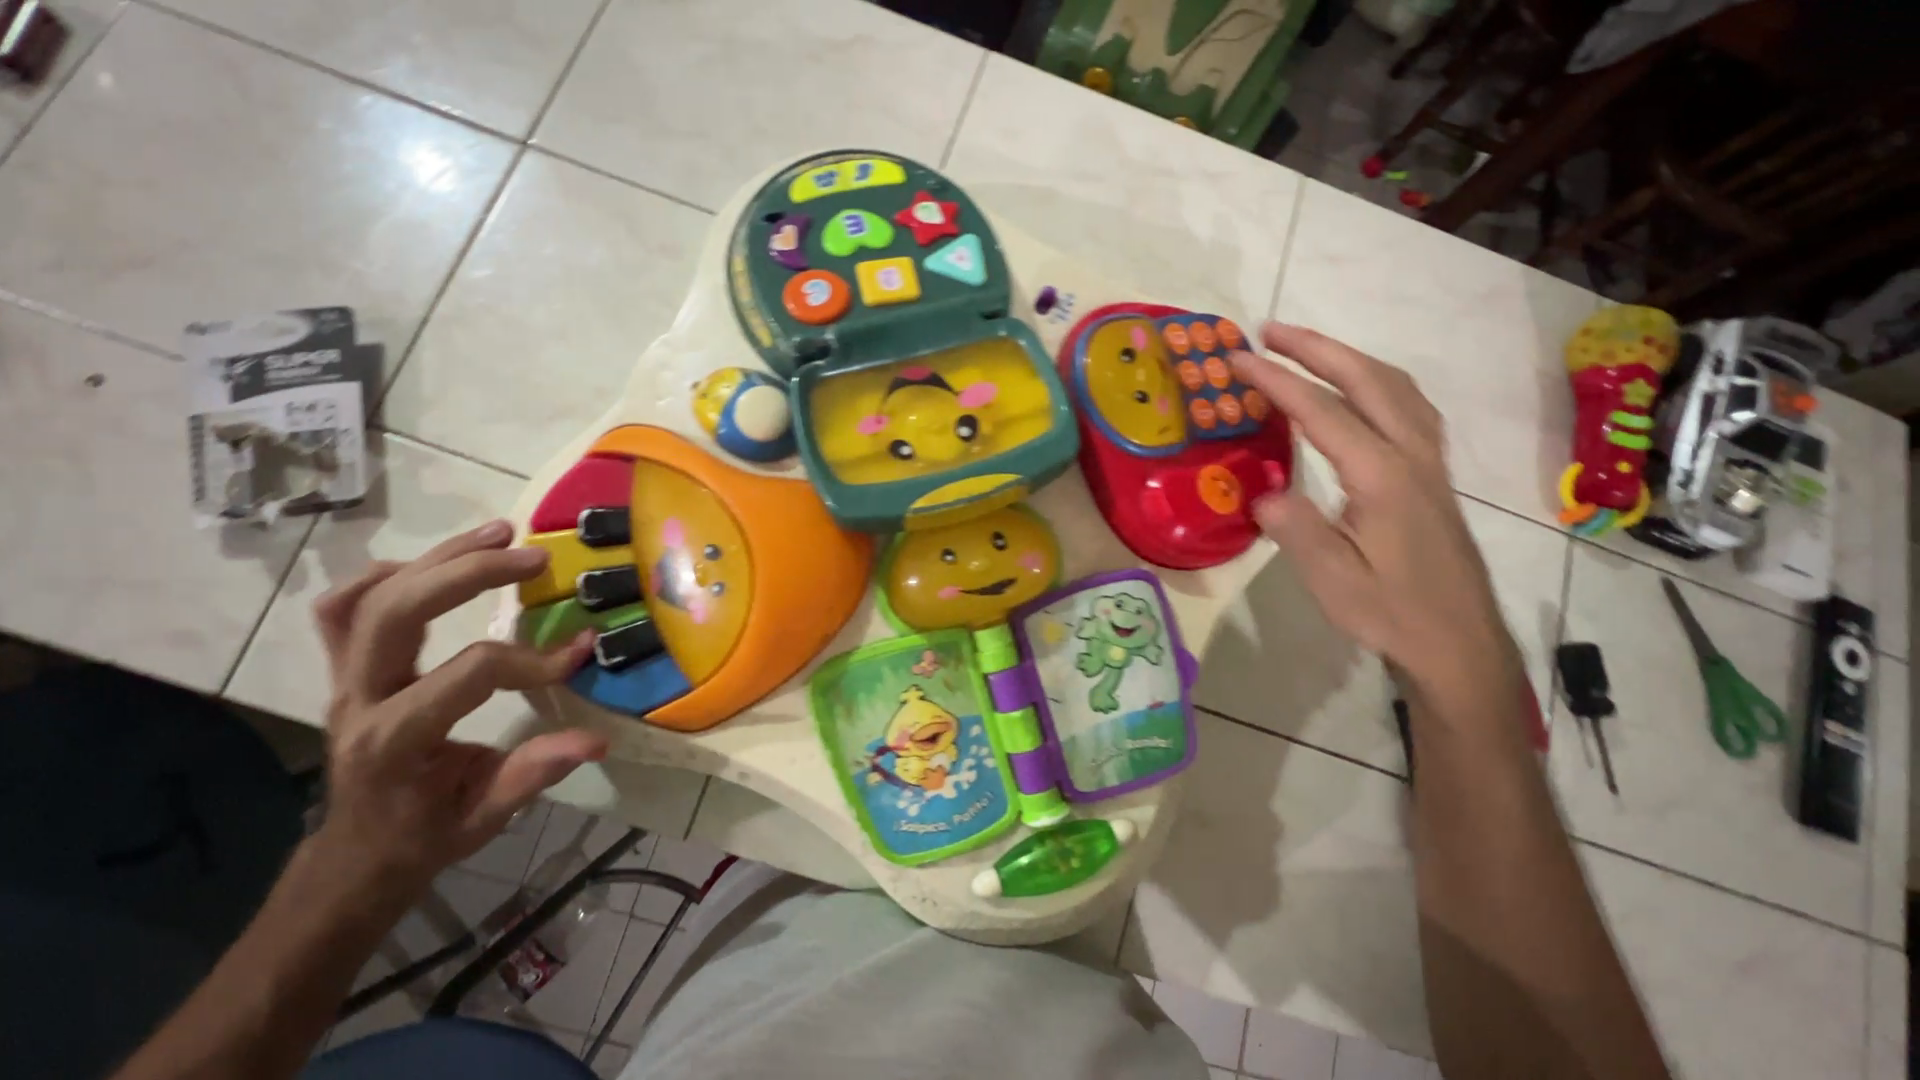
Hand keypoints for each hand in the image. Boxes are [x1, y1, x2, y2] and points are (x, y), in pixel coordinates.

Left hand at [308, 520, 608, 897]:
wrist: (358, 852)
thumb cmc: (426, 835)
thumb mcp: (485, 816)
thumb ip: (534, 773)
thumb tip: (596, 740)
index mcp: (397, 739)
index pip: (470, 673)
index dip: (533, 658)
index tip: (581, 652)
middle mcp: (359, 699)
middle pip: (398, 611)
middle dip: (468, 573)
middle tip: (534, 556)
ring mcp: (343, 680)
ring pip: (372, 596)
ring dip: (438, 557)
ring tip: (499, 533)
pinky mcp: (343, 670)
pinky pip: (343, 609)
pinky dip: (384, 576)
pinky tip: (433, 564)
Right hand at [1231, 323, 1524, 708]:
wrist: (1458, 640)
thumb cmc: (1391, 613)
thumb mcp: (1333, 581)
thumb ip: (1297, 531)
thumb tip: (1264, 494)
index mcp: (1382, 477)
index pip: (1323, 413)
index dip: (1279, 380)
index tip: (1239, 357)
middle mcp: (1411, 455)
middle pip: (1366, 380)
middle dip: (1315, 348)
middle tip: (1268, 331)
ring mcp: (1429, 461)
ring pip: (1395, 386)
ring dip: (1348, 358)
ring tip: (1307, 350)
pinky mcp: (1434, 474)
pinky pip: (1410, 406)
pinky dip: (1378, 381)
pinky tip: (1363, 392)